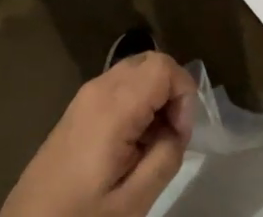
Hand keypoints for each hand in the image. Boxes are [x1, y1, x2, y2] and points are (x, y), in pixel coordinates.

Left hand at [0, 52, 197, 216]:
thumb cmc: (81, 214)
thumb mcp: (133, 199)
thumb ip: (166, 157)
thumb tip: (176, 130)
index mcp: (113, 105)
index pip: (163, 66)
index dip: (183, 94)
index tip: (179, 135)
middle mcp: (98, 88)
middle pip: (151, 61)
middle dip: (172, 92)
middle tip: (170, 136)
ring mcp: (85, 95)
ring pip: (136, 71)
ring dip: (155, 98)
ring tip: (152, 142)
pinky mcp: (79, 107)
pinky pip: (119, 86)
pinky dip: (137, 102)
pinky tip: (131, 142)